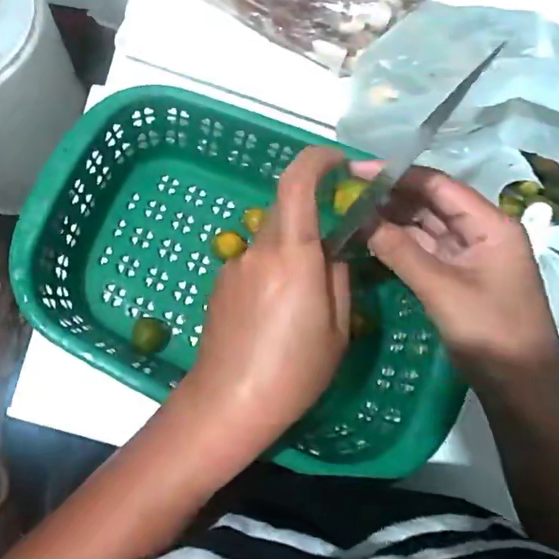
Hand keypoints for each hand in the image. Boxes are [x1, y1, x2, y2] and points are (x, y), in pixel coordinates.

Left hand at [175, 147, 352, 443]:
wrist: (230, 397)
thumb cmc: (295, 368)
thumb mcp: (338, 327)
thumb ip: (338, 278)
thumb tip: (331, 252)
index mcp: (290, 253)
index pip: (295, 183)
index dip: (316, 160)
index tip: (339, 160)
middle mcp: (256, 250)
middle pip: (284, 212)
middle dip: (312, 217)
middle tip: (337, 250)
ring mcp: (232, 266)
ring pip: (269, 241)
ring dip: (291, 251)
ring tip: (307, 299)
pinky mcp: (219, 284)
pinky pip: (253, 263)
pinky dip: (272, 271)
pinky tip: (278, 313)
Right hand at [354, 162, 558, 386]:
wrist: (521, 387)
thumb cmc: (490, 332)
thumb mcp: (440, 288)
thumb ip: (397, 248)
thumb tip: (356, 216)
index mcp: (491, 225)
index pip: (437, 185)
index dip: (394, 175)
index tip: (352, 171)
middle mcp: (481, 232)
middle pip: (429, 201)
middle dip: (387, 194)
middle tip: (342, 191)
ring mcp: (468, 254)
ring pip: (422, 224)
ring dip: (387, 217)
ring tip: (346, 210)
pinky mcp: (455, 274)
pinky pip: (420, 247)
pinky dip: (393, 240)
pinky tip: (364, 238)